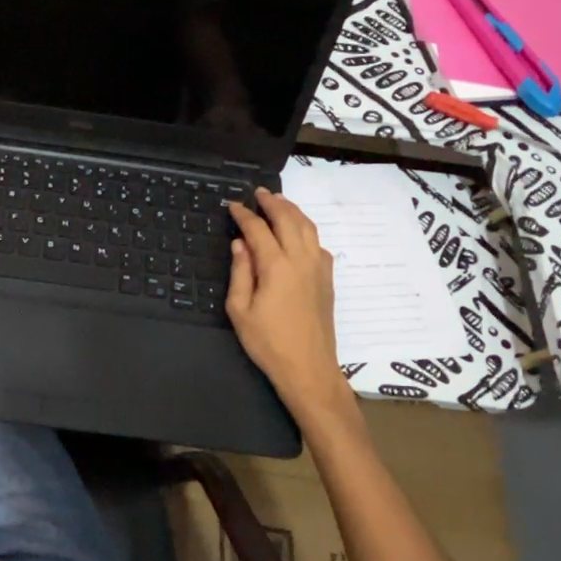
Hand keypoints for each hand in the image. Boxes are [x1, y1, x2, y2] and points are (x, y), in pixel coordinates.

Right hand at [226, 189, 351, 414]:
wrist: (308, 368)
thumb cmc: (268, 342)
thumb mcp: (240, 310)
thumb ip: (240, 273)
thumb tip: (240, 244)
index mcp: (276, 266)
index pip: (258, 230)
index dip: (244, 215)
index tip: (232, 205)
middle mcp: (301, 260)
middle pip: (289, 220)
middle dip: (273, 203)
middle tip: (259, 193)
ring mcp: (319, 269)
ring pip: (308, 228)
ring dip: (293, 211)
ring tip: (279, 202)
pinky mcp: (327, 280)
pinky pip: (318, 244)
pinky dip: (307, 230)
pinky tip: (298, 233)